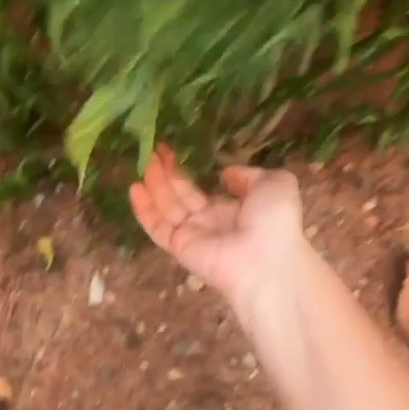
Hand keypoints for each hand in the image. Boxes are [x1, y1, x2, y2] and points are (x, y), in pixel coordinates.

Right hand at [128, 144, 306, 311]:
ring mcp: (192, 235)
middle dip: (167, 174)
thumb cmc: (274, 220)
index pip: (201, 191)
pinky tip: (134, 188)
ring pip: (167, 208)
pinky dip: (144, 210)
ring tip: (143, 162)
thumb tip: (225, 175)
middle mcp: (210, 222)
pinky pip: (157, 227)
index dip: (186, 172)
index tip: (173, 152)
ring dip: (154, 185)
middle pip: (181, 196)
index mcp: (232, 209)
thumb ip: (248, 175)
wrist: (265, 258)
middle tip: (153, 151)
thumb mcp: (274, 184)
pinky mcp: (178, 246)